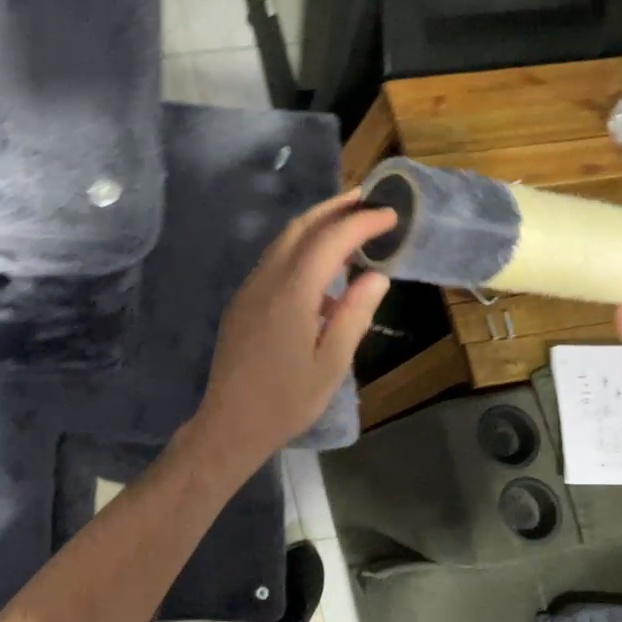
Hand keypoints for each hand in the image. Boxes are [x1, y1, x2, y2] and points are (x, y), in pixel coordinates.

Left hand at [192, 190, 395, 461]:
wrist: (230, 423)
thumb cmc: (286, 401)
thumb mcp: (332, 364)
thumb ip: (354, 315)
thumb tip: (375, 276)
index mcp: (292, 294)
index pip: (330, 240)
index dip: (362, 222)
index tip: (390, 215)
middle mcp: (265, 282)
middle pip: (300, 228)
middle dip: (335, 209)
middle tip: (368, 199)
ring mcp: (248, 290)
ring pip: (282, 242)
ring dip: (315, 226)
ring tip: (348, 223)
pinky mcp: (240, 304)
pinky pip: (272, 263)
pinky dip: (299, 250)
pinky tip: (320, 267)